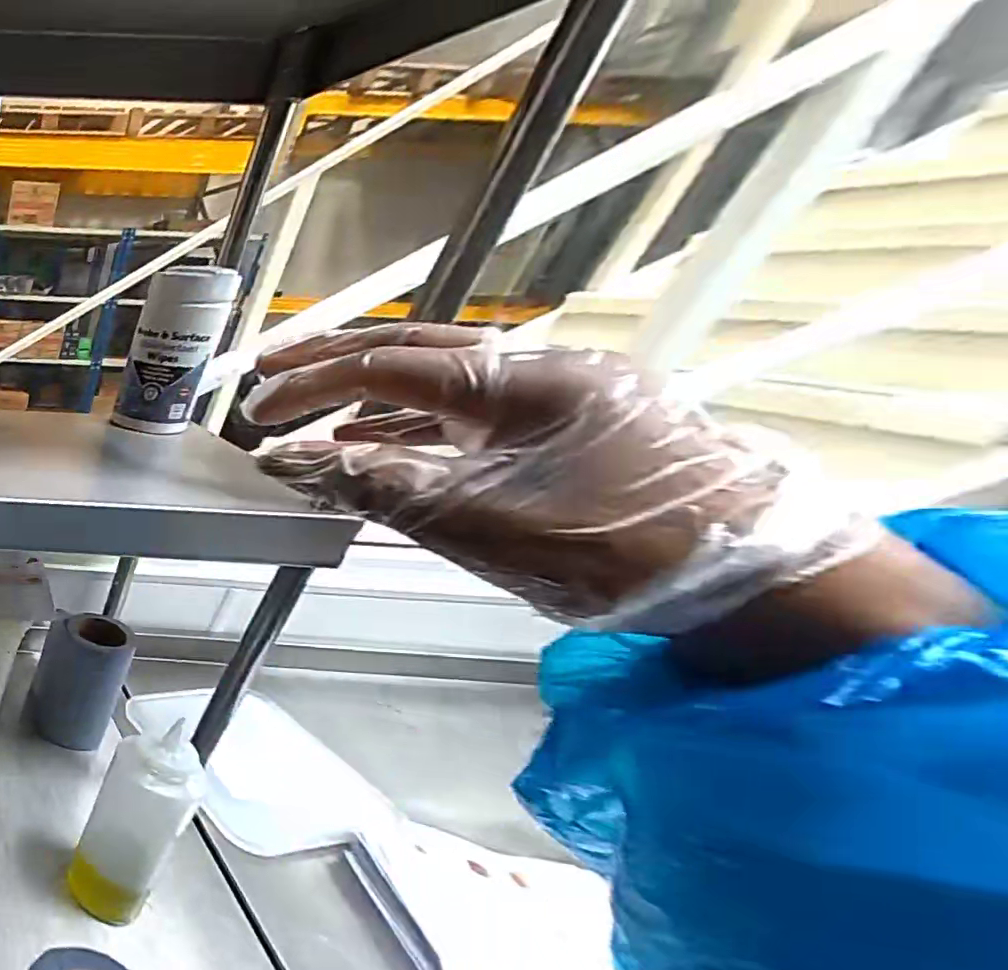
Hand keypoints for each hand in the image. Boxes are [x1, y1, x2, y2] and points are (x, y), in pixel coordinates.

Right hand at [240, 323, 881, 634]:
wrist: (749, 582)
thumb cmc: (613, 548)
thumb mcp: (473, 519)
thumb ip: (372, 484)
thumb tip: (285, 463)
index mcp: (518, 378)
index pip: (386, 364)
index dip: (312, 385)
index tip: (258, 412)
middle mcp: (532, 370)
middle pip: (408, 349)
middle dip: (330, 360)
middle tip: (268, 369)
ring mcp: (544, 397)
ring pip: (432, 378)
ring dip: (364, 391)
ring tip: (308, 402)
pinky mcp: (550, 429)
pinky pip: (458, 413)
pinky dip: (404, 424)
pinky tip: (370, 437)